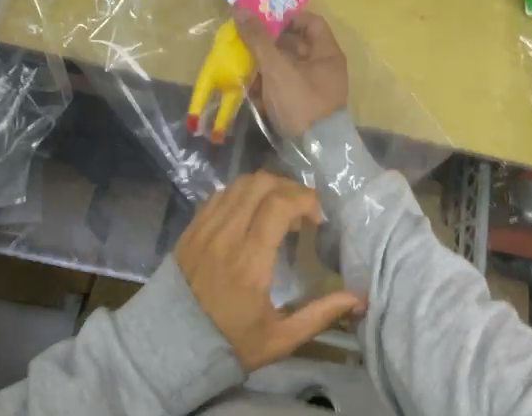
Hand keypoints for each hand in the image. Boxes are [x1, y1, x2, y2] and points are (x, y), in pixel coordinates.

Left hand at [176, 172, 363, 370]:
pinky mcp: (192, 227)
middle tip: (301, 210)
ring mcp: (205, 227)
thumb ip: (320, 315)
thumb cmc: (231, 343)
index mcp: (249, 261)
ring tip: (277, 210)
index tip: (317, 217)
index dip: (305, 199)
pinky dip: (241, 194)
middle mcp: (226, 235)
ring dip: (265, 188)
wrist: (173, 347)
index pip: (279, 204)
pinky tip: (250, 214)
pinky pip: (220, 194)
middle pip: (261, 183)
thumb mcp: (280, 339)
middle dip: (288, 188)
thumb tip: (358, 299)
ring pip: (240, 184)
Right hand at [234, 9, 348, 137]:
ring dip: (266, 64)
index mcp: (327, 53)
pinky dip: (270, 85)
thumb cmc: (301, 102)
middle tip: (246, 39)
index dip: (287, 18)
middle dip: (270, 42)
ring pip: (288, 66)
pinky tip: (250, 89)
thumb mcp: (277, 68)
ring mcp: (317, 87)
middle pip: (296, 44)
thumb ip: (258, 39)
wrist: (315, 153)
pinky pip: (286, 86)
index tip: (262, 20)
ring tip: (243, 63)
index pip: (310, 22)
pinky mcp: (306, 105)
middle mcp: (325, 67)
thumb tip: (240, 9)